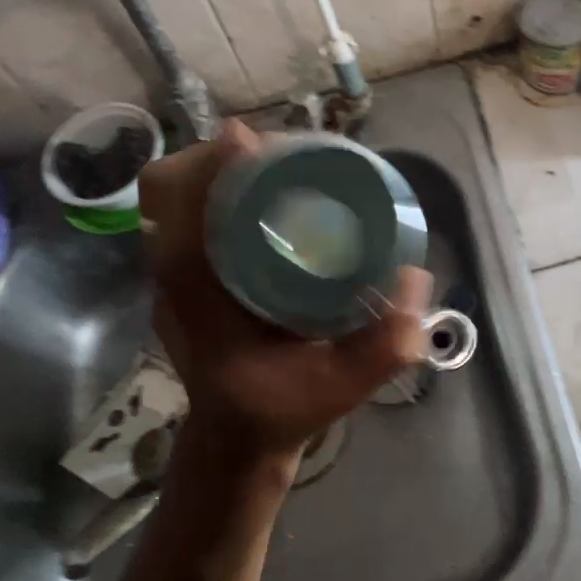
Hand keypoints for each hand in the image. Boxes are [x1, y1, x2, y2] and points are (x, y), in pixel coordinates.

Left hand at [139, 120, 431, 469]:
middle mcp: (173, 283)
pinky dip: (216, 185)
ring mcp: (172, 276)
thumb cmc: (278, 412)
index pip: (179, 226)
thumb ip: (381, 347)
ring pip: (171, 196)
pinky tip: (265, 189)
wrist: (237, 439)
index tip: (248, 140)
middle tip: (275, 149)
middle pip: (165, 193)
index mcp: (198, 307)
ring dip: (213, 165)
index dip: (206, 174)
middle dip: (213, 156)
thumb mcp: (336, 389)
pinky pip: (186, 210)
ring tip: (273, 159)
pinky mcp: (185, 272)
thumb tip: (415, 277)